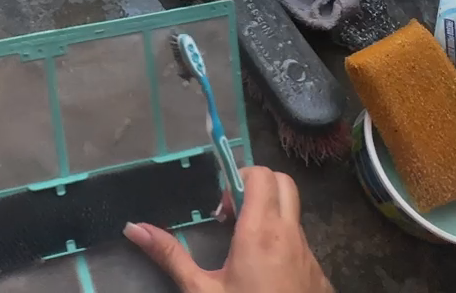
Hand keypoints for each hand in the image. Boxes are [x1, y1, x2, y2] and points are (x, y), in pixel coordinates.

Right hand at [124, 167, 333, 292]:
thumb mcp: (202, 291)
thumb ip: (169, 256)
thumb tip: (133, 227)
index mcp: (260, 232)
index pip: (260, 174)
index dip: (238, 178)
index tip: (222, 208)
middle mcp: (290, 236)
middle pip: (283, 182)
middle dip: (258, 186)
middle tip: (235, 215)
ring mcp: (311, 258)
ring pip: (293, 215)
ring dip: (271, 217)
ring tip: (246, 250)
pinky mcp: (322, 280)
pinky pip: (303, 247)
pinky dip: (285, 247)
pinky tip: (267, 279)